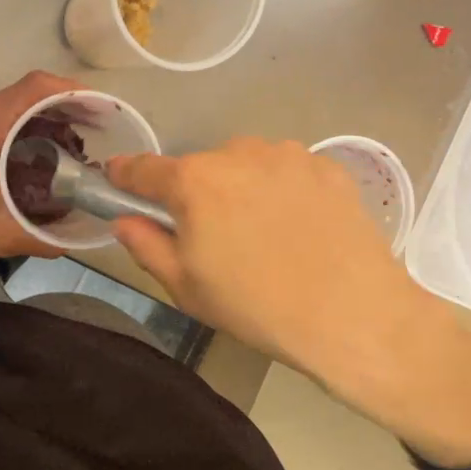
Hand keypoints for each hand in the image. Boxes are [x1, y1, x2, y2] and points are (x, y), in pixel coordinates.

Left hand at [0, 70, 80, 271]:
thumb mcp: (0, 233)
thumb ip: (42, 238)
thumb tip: (75, 242)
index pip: (37, 86)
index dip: (74, 93)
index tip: (102, 110)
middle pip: (29, 91)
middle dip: (66, 107)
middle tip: (98, 130)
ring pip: (15, 103)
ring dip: (47, 116)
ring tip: (78, 142)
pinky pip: (2, 117)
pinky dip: (28, 126)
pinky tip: (45, 151)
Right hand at [107, 138, 470, 466]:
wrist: (353, 315)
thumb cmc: (255, 306)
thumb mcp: (184, 286)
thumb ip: (145, 245)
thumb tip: (125, 220)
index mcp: (194, 182)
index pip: (144, 168)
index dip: (125, 175)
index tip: (116, 180)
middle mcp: (238, 154)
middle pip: (199, 167)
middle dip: (193, 193)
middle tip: (207, 236)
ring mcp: (288, 156)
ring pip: (244, 165)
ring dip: (238, 188)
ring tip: (258, 233)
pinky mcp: (328, 167)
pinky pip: (285, 172)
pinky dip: (278, 191)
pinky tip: (294, 229)